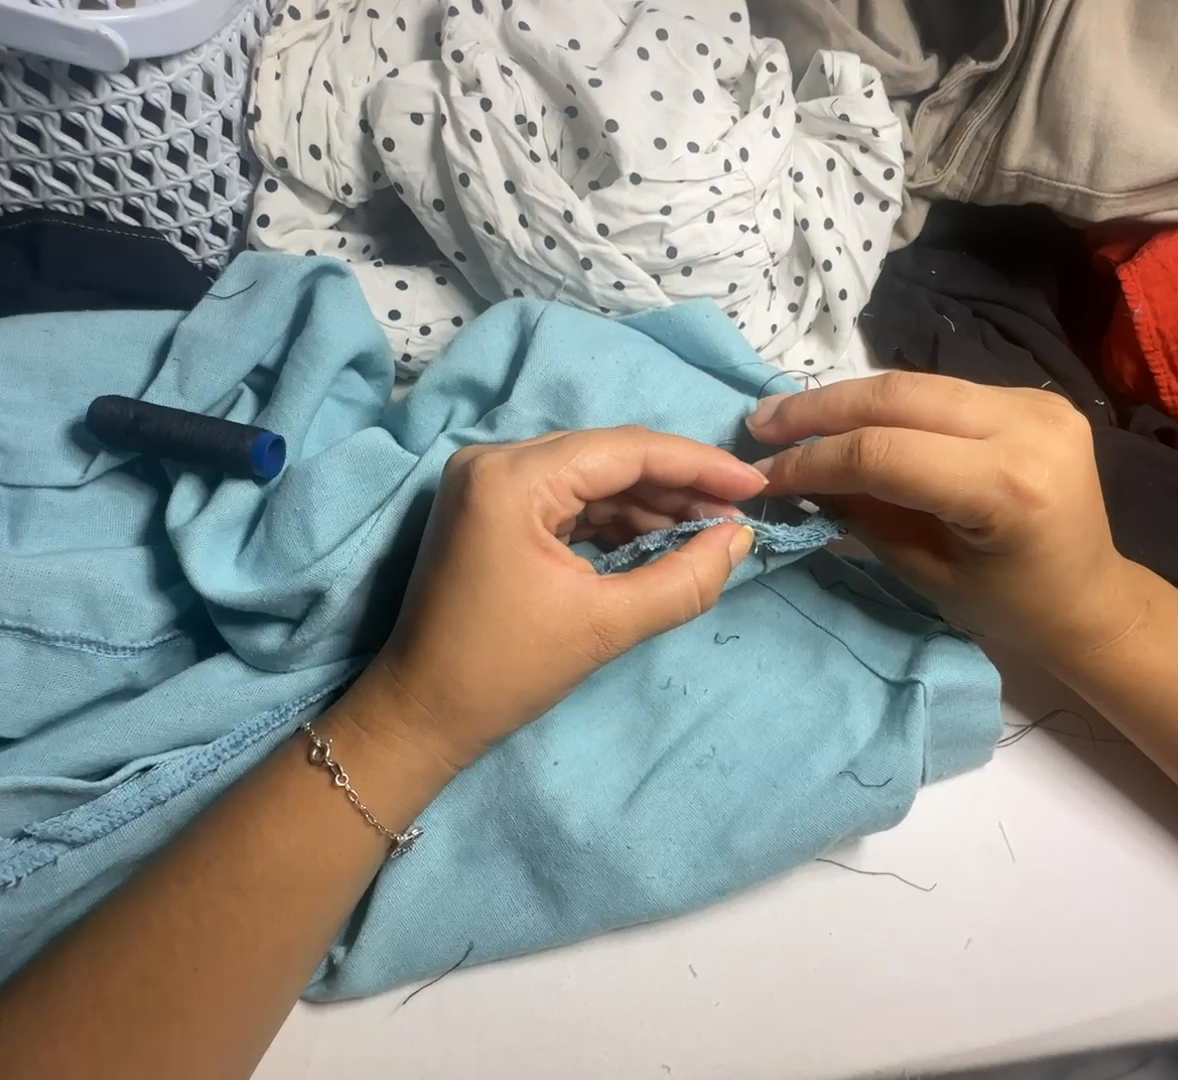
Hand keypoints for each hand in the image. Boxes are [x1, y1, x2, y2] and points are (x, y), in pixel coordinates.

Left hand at [333, 427, 763, 772]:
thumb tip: (740, 539)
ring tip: (707, 530)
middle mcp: (496, 461)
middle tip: (736, 515)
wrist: (421, 715)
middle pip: (610, 457)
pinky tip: (660, 537)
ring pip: (593, 477)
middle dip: (678, 486)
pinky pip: (571, 500)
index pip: (626, 451)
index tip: (755, 483)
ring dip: (651, 503)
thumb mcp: (605, 625)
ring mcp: (491, 482)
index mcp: (512, 478)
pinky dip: (617, 519)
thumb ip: (684, 579)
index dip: (699, 464)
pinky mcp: (494, 508)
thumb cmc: (505, 672)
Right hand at [745, 372, 1141, 659]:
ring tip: (787, 416)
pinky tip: (844, 419)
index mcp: (1008, 487)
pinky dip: (882, 405)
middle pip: (897, 397)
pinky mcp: (1031, 395)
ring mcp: (1036, 401)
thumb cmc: (1006, 605)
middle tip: (761, 423)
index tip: (763, 474)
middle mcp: (1029, 427)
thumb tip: (798, 476)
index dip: (812, 460)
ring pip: (913, 384)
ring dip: (843, 400)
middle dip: (818, 410)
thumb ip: (862, 514)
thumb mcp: (923, 571)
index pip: (883, 453)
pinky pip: (937, 392)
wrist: (1088, 596)